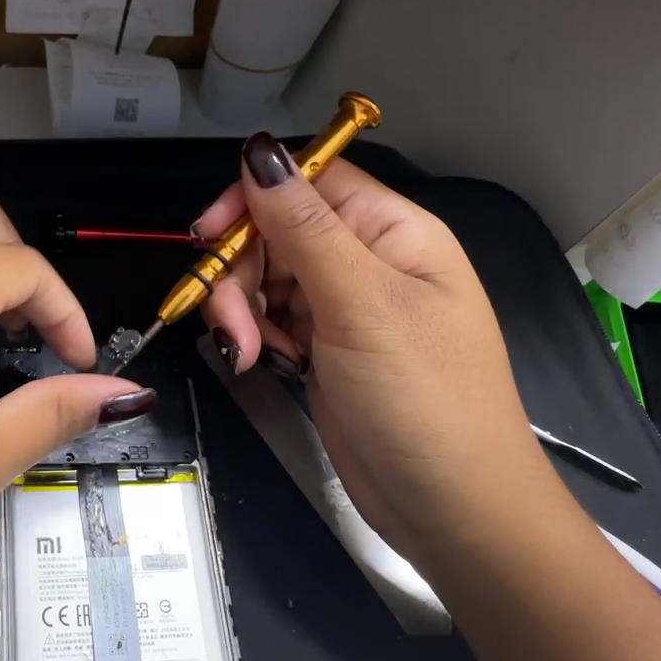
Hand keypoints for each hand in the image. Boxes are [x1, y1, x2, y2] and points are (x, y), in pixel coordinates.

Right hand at [196, 133, 561, 569]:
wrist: (451, 512)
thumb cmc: (424, 401)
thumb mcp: (361, 304)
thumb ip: (303, 225)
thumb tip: (260, 149)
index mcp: (392, 232)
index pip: (310, 181)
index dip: (254, 195)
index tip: (210, 233)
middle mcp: (366, 259)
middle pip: (275, 231)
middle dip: (240, 270)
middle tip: (233, 322)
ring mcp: (342, 306)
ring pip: (263, 276)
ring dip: (242, 309)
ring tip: (253, 353)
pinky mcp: (322, 346)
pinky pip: (269, 316)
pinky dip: (256, 334)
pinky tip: (265, 361)